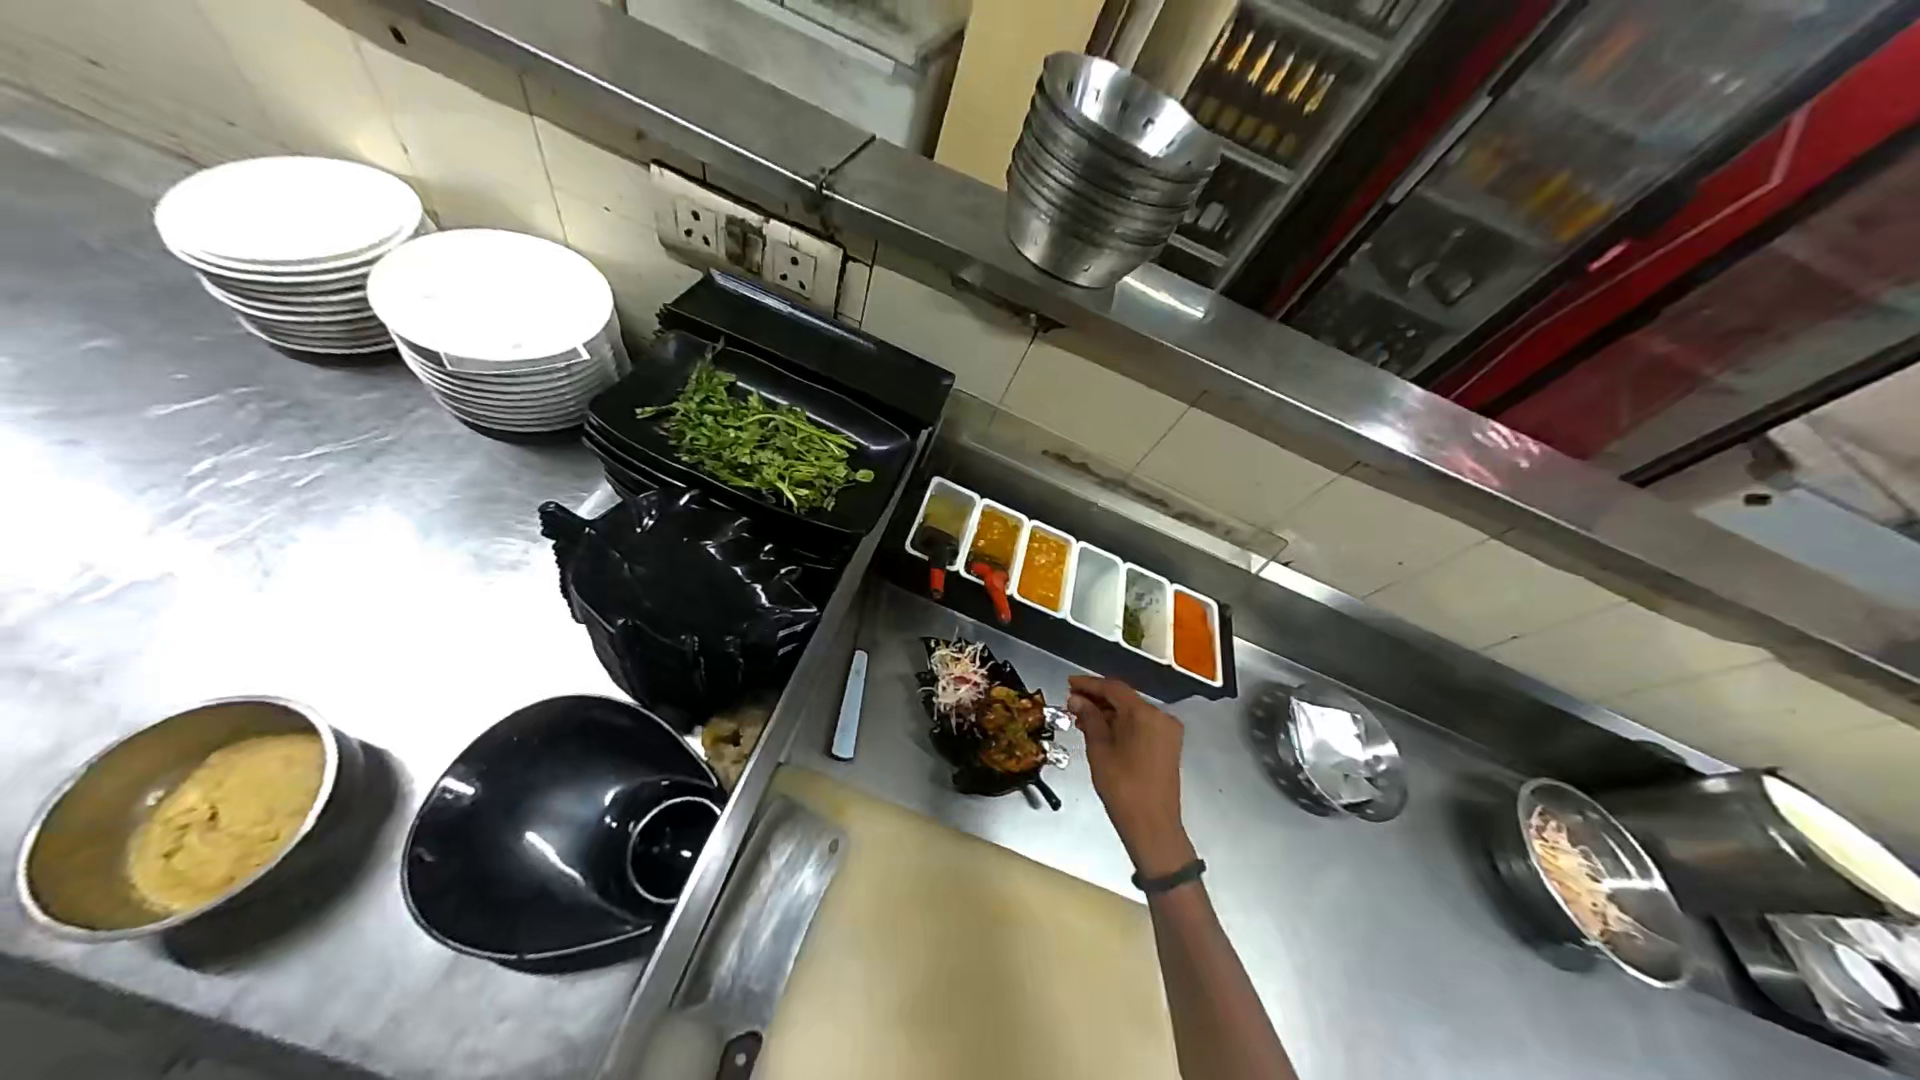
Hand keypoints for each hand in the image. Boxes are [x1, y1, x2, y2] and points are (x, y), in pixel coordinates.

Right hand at [1067, 675, 1195, 877]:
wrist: (1152, 826)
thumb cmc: (1123, 788)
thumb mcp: (1099, 750)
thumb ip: (1089, 718)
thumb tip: (1077, 700)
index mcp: (1146, 715)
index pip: (1114, 688)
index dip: (1089, 684)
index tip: (1069, 683)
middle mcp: (1162, 718)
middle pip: (1125, 698)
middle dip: (1097, 698)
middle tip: (1071, 702)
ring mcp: (1168, 732)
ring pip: (1133, 712)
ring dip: (1108, 712)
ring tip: (1081, 717)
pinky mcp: (1168, 745)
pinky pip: (1141, 725)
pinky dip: (1121, 724)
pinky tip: (1101, 729)